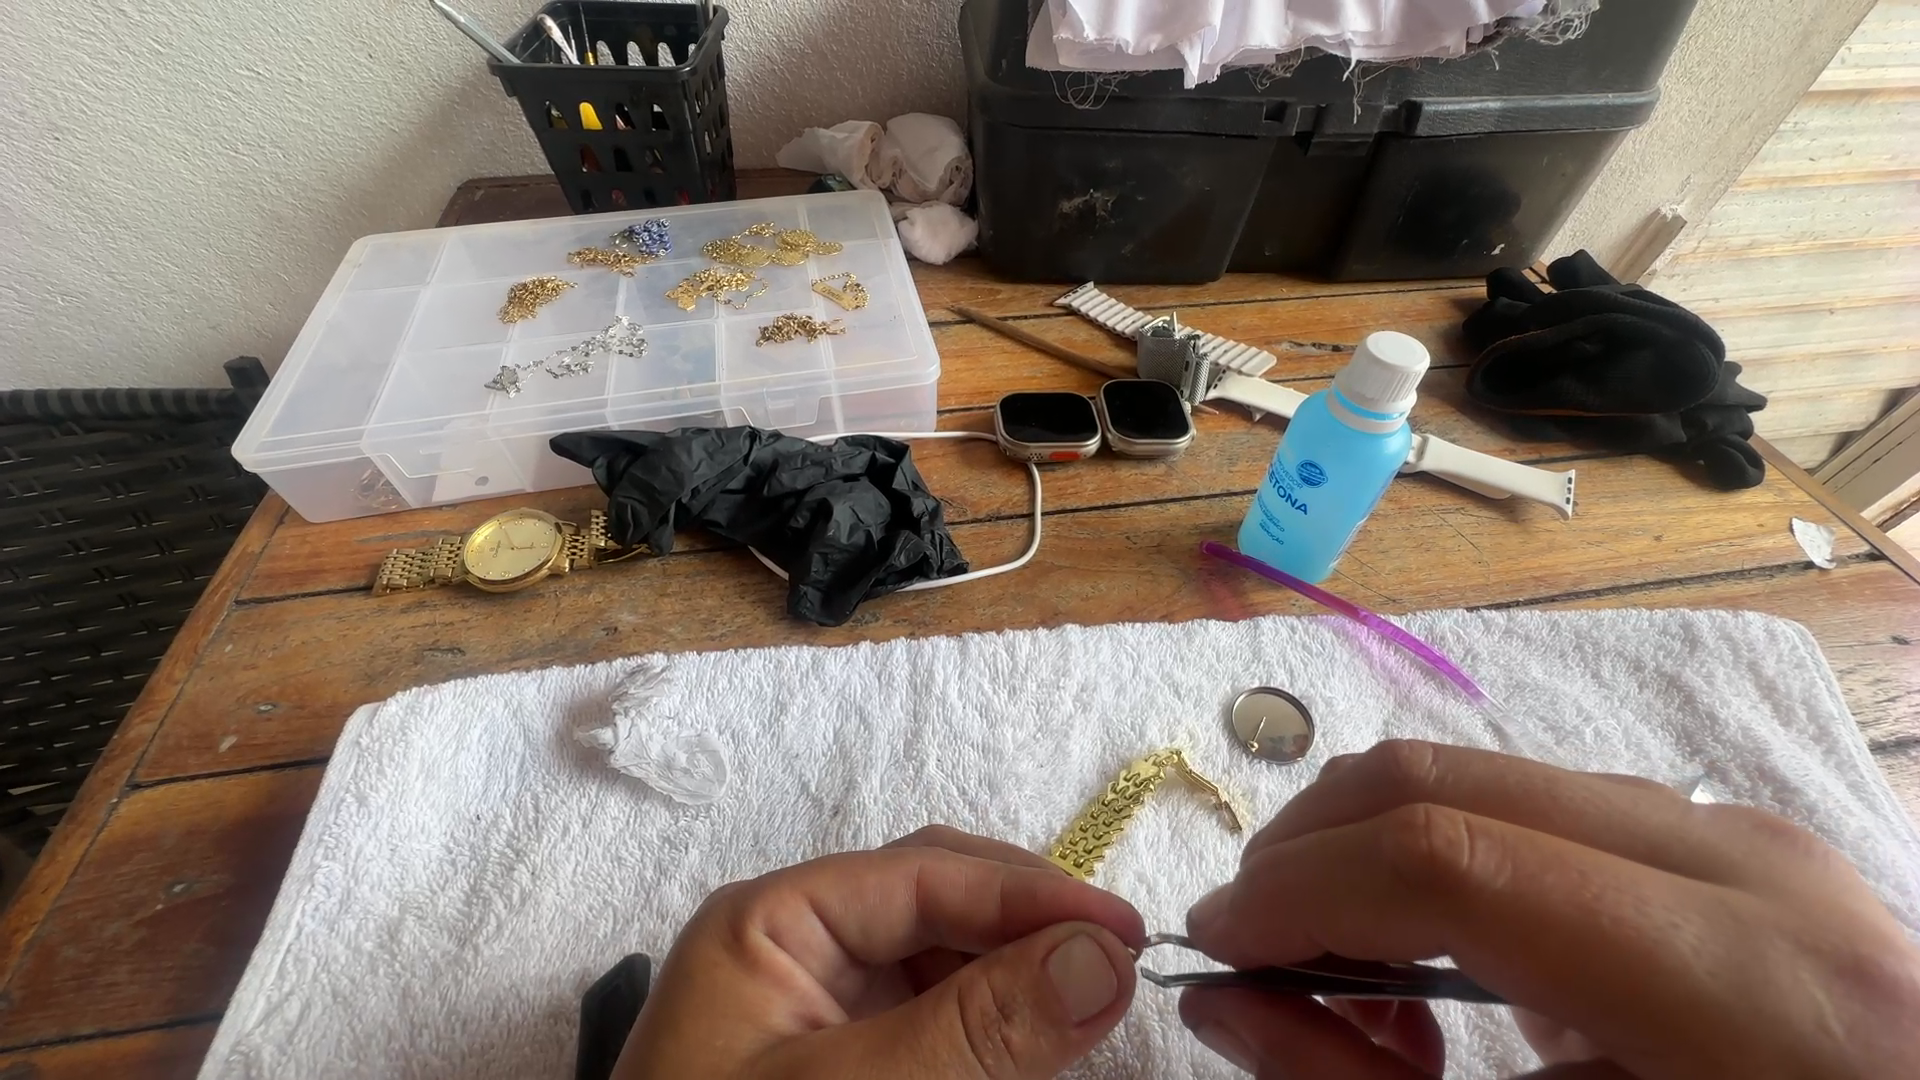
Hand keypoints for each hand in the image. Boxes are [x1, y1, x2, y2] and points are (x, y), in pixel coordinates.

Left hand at [613, 826, 1144, 1078]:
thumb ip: (977, 1031)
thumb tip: (1104, 955)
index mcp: (771, 919)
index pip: (919, 874)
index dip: (1025, 891)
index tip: (1122, 927)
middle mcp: (798, 940)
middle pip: (932, 896)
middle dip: (1023, 919)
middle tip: (1113, 955)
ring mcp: (822, 995)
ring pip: (940, 949)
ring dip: (1014, 965)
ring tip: (1086, 990)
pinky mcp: (847, 1048)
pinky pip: (931, 1004)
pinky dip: (988, 1017)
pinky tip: (1033, 1033)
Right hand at [1178, 740, 1919, 1078]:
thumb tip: (1217, 1001)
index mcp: (1748, 986)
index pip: (1446, 864)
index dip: (1297, 892)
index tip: (1214, 942)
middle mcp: (1739, 859)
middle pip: (1432, 783)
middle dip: (1301, 851)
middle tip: (1253, 937)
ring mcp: (1728, 827)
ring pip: (1459, 776)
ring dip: (1354, 848)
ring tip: (1343, 960)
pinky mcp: (1705, 829)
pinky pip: (1506, 800)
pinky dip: (1419, 851)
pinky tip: (1431, 949)